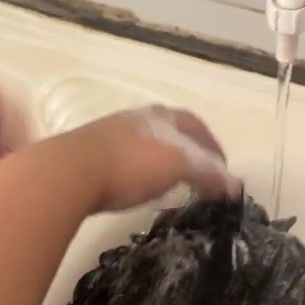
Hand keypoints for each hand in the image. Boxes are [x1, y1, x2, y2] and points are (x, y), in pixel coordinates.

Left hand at [45, 105, 238, 213]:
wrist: (70, 172)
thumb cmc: (130, 165)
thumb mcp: (177, 166)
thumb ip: (207, 174)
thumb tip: (234, 185)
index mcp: (163, 117)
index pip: (197, 127)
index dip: (214, 148)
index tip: (224, 171)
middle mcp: (138, 119)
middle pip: (172, 132)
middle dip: (189, 152)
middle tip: (201, 177)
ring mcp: (112, 135)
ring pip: (148, 145)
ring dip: (164, 161)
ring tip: (173, 183)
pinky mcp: (91, 155)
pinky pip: (127, 160)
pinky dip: (142, 171)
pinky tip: (138, 187)